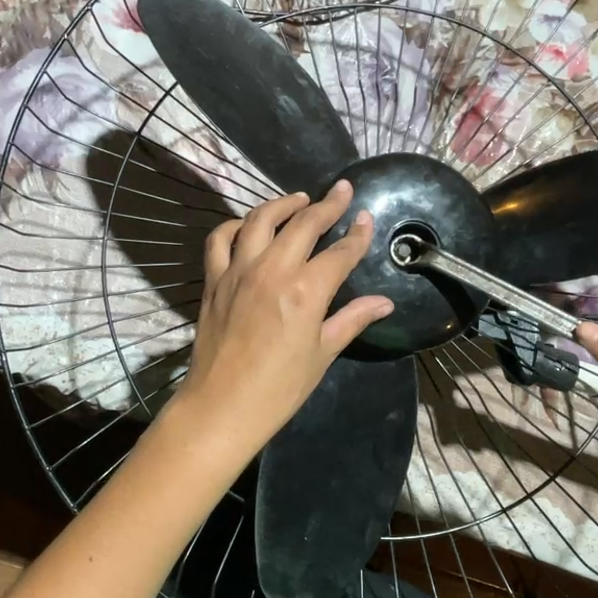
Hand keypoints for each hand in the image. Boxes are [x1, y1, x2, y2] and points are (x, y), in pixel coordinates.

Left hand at [172, 181, 394, 455]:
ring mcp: (238, 271)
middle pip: (303, 224)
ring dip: (282, 204)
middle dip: (327, 205)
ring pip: (260, 220)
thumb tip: (384, 302)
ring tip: (299, 199)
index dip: (357, 234)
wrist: (221, 406)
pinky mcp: (213, 280)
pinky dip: (235, 226)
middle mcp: (272, 271)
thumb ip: (351, 320)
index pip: (339, 253)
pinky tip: (247, 225)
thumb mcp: (322, 354)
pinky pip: (220, 239)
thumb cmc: (279, 389)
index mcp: (306, 291)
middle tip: (342, 191)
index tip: (366, 217)